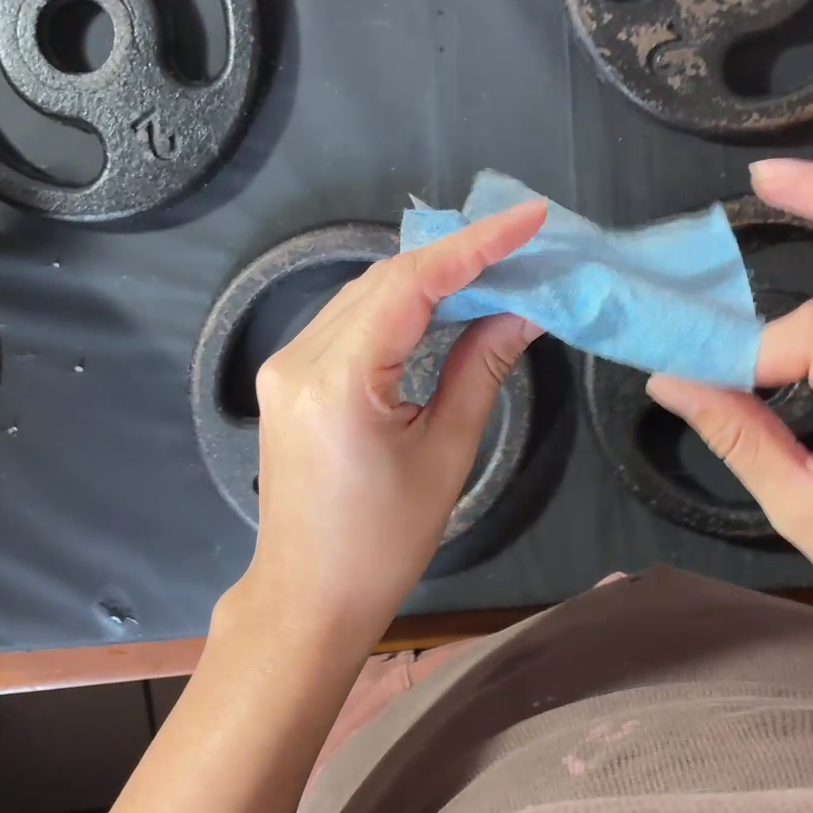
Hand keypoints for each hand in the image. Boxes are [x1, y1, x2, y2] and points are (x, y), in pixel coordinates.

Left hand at [239, 201, 547, 646]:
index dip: (475, 245)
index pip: (411, 284)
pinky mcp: (286, 380)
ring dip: (426, 283)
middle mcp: (299, 357)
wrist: (310, 595)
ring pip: (362, 298)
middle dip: (455, 260)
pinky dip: (395, 311)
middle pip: (384, 282)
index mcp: (340, 380)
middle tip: (520, 250)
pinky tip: (437, 311)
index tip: (528, 218)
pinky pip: (347, 325)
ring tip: (490, 274)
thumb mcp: (445, 455)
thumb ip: (480, 370)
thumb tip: (520, 312)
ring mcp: (284, 366)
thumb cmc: (384, 543)